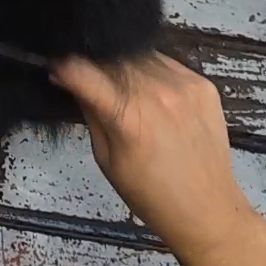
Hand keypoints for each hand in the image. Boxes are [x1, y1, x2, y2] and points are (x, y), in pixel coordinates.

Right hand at [52, 52, 254, 245]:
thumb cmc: (150, 193)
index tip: (55, 66)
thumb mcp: (107, 158)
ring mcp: (182, 85)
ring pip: (137, 54)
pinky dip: (150, 70)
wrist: (209, 211)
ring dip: (123, 64)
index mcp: (128, 117)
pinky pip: (163, 61)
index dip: (63, 65)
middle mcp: (156, 93)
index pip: (82, 71)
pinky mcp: (201, 83)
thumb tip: (67, 75)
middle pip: (111, 56)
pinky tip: (154, 95)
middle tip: (93, 80)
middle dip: (95, 64)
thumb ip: (90, 111)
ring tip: (126, 89)